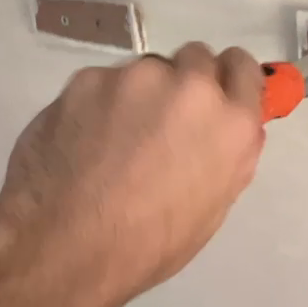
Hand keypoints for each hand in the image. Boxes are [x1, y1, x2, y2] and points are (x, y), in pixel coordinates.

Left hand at [0, 42, 265, 303]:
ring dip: (138, 96)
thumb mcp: (209, 209)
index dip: (226, 83)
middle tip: (160, 127)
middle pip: (196, 60)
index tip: (212, 97)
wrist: (64, 246)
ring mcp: (136, 77)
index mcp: (232, 125)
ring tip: (113, 144)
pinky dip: (97, 105)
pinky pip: (102, 83)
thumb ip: (223, 157)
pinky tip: (81, 143)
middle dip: (183, 85)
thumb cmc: (147, 246)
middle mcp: (191, 88)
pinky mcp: (87, 77)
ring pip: (146, 71)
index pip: (243, 69)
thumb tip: (218, 133)